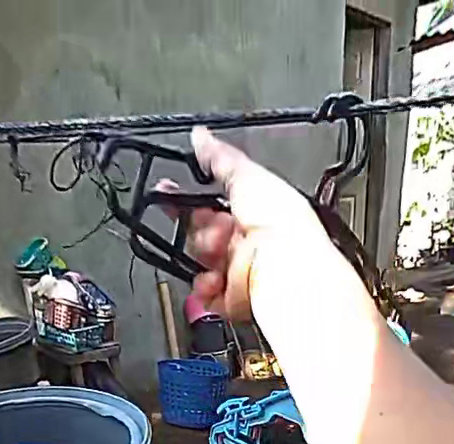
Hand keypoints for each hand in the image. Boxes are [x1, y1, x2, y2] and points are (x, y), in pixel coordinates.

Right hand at [176, 127, 334, 322]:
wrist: (285, 266)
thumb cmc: (280, 222)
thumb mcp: (248, 175)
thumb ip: (220, 158)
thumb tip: (200, 136)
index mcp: (251, 211)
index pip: (211, 203)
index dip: (188, 198)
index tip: (168, 193)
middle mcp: (244, 242)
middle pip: (202, 233)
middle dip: (200, 226)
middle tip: (211, 225)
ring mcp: (238, 271)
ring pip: (201, 262)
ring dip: (204, 253)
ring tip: (219, 249)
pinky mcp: (234, 298)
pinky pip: (207, 294)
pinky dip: (205, 286)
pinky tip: (214, 276)